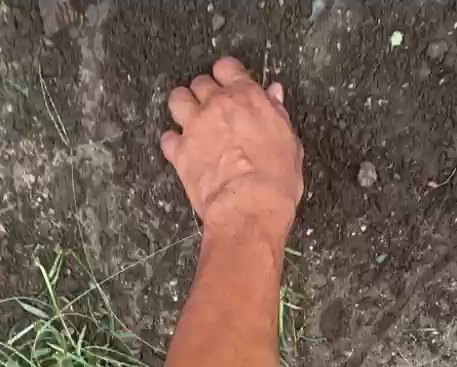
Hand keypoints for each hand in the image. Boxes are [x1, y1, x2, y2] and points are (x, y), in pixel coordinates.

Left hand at [160, 57, 302, 243]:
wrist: (249, 208)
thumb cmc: (275, 181)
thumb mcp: (289, 143)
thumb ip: (277, 114)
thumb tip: (274, 94)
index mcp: (246, 97)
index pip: (228, 68)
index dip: (227, 75)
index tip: (228, 85)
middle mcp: (217, 105)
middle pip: (200, 83)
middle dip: (204, 94)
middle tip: (212, 111)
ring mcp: (195, 128)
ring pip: (177, 100)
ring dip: (182, 107)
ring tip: (191, 123)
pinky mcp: (180, 153)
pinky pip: (167, 139)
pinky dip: (173, 144)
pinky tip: (182, 152)